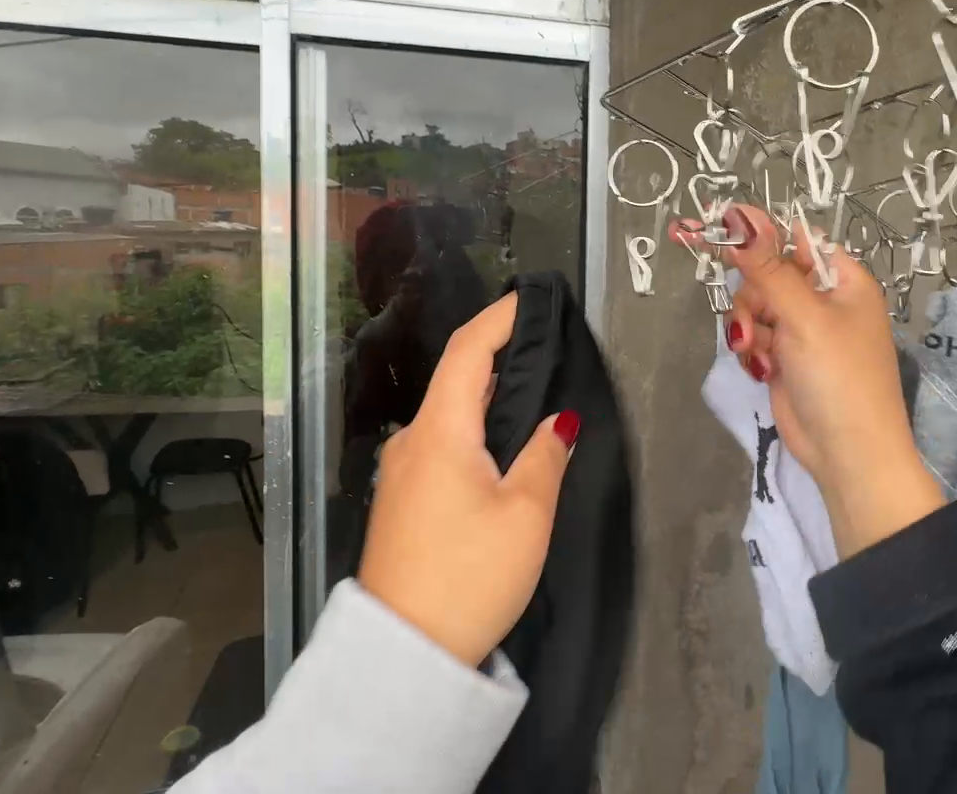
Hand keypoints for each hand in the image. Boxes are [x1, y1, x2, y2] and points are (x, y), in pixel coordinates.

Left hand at [358, 293, 581, 665]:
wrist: (404, 656)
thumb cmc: (470, 576)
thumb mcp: (525, 514)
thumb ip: (544, 455)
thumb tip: (556, 421)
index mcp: (440, 432)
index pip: (468, 352)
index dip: (499, 318)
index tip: (529, 300)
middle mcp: (411, 442)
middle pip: (456, 380)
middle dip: (498, 355)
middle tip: (544, 347)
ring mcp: (400, 472)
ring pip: (449, 415)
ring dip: (486, 397)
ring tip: (531, 396)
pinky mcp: (402, 501)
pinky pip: (441, 445)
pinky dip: (472, 429)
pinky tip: (499, 448)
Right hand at [673, 206, 943, 557]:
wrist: (847, 455)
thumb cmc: (838, 377)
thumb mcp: (803, 316)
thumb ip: (767, 266)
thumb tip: (738, 215)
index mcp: (843, 279)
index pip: (794, 239)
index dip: (757, 234)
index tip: (718, 227)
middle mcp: (824, 299)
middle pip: (767, 272)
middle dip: (752, 296)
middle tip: (752, 320)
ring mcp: (803, 330)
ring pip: (754, 305)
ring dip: (748, 326)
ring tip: (758, 353)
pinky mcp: (784, 357)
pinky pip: (754, 335)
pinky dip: (751, 349)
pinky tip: (761, 369)